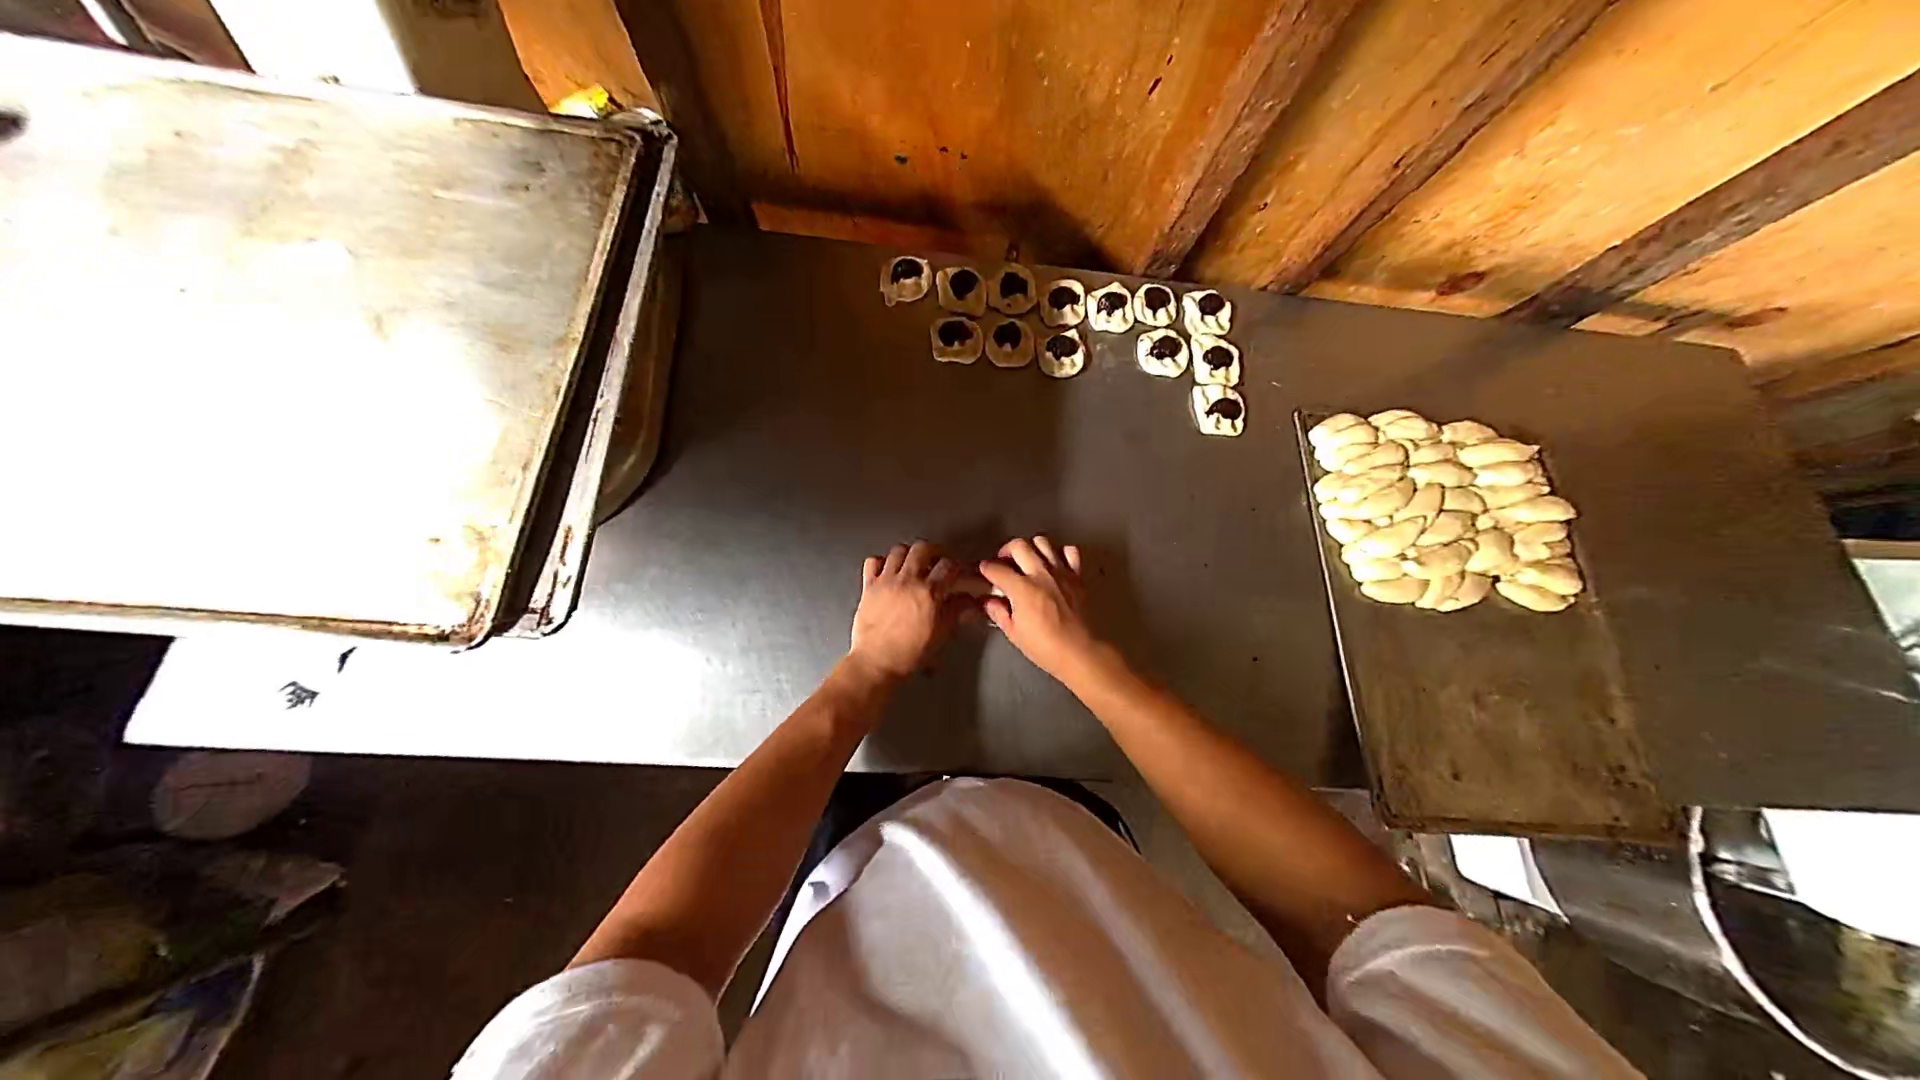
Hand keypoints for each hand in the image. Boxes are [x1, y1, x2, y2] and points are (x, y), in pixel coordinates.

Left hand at [848, 541, 962, 680]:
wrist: (877, 662)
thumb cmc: (907, 654)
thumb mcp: (940, 634)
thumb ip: (955, 612)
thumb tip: (968, 602)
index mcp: (929, 593)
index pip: (948, 565)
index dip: (955, 566)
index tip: (955, 571)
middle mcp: (908, 581)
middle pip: (922, 548)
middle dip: (933, 551)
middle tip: (936, 559)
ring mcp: (886, 581)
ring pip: (899, 550)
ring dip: (908, 554)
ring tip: (913, 563)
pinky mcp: (869, 587)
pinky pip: (873, 561)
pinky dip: (881, 561)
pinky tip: (887, 570)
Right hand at [978, 536, 1104, 681]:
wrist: (1081, 652)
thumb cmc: (1045, 647)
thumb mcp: (1014, 633)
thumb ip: (999, 613)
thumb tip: (990, 602)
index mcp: (1022, 589)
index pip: (996, 568)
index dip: (986, 568)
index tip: (984, 571)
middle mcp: (1041, 574)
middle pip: (1019, 545)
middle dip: (1006, 550)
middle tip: (1003, 562)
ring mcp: (1061, 572)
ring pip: (1042, 542)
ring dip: (1031, 548)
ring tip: (1027, 560)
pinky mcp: (1077, 576)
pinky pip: (1070, 551)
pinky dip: (1060, 553)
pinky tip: (1054, 564)